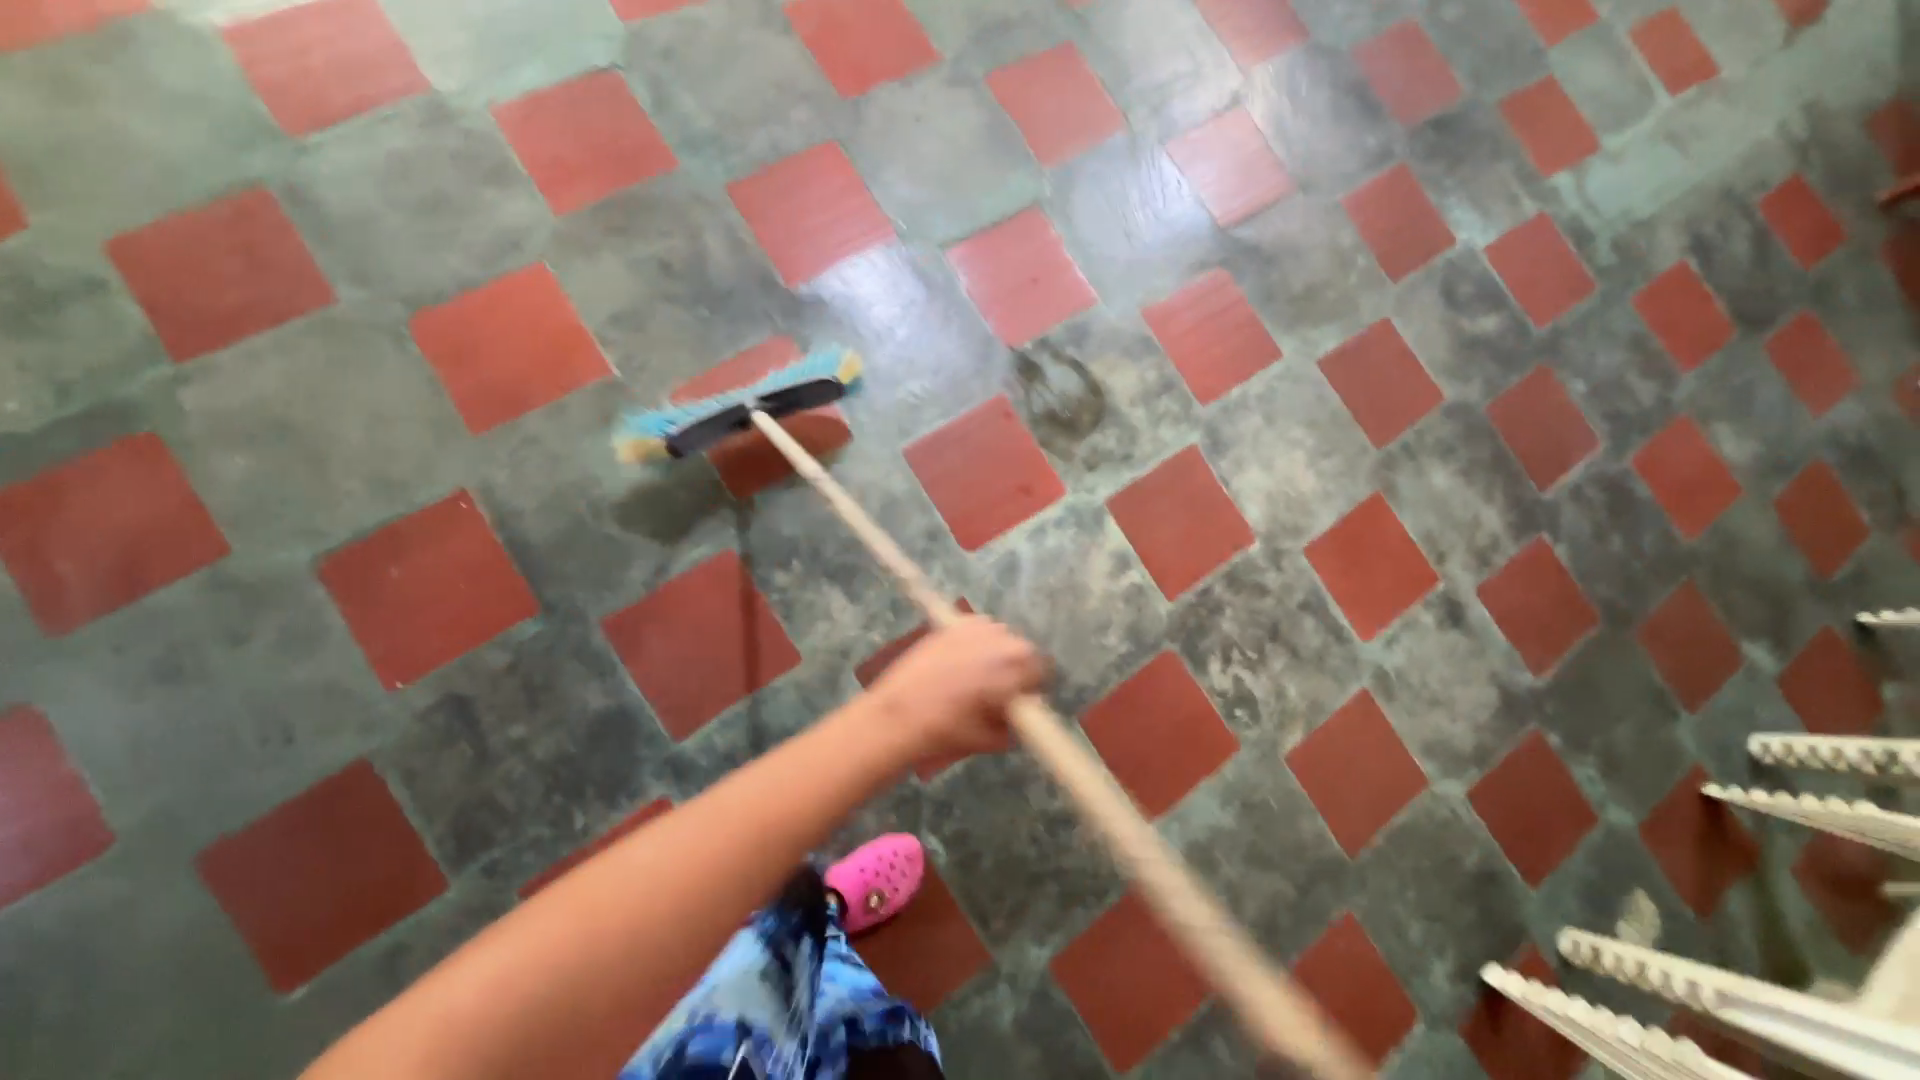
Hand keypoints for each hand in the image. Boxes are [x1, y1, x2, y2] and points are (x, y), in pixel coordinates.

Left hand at [865, 616, 1048, 767]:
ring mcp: (978, 628)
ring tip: (976, 674)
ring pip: (1002, 637)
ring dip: (997, 652)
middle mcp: (1004, 642)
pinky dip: (977, 640)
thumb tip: (1020, 716)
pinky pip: (979, 628)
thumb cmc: (949, 730)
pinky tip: (961, 659)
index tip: (1019, 700)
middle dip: (1015, 668)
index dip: (1031, 687)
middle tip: (997, 690)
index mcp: (1017, 669)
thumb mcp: (993, 739)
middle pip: (1023, 651)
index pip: (1043, 671)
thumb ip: (1017, 725)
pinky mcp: (954, 624)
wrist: (901, 714)